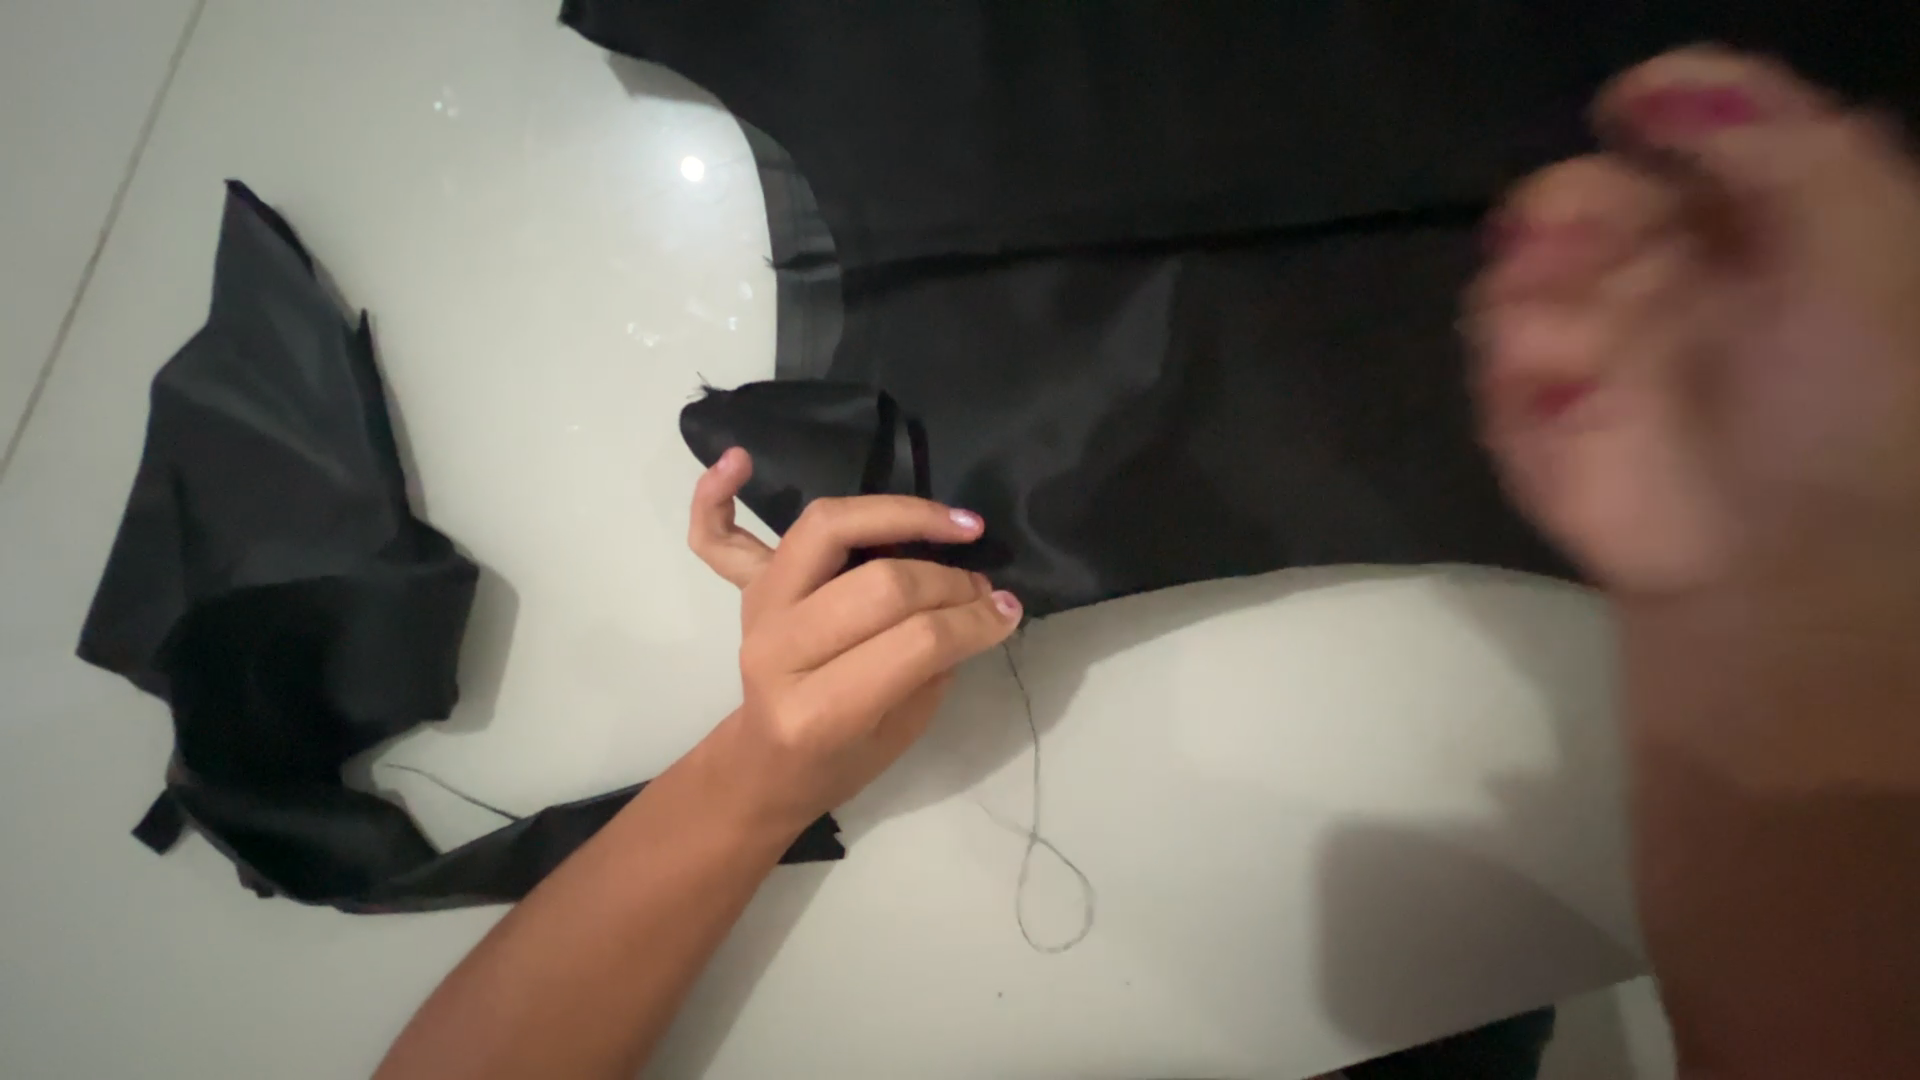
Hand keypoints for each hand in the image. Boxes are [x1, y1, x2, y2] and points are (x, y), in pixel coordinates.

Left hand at [685, 448, 1021, 831]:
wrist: (769, 766)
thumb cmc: (841, 760)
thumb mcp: (905, 728)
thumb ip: (939, 659)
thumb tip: (986, 600)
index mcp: (816, 710)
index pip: (914, 643)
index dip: (973, 621)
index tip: (1008, 612)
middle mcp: (777, 650)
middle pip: (878, 584)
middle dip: (948, 580)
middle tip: (981, 587)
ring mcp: (757, 611)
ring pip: (827, 529)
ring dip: (898, 515)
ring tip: (951, 523)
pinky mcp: (746, 591)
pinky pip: (717, 539)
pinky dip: (715, 497)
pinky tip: (739, 459)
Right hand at [1466, 47, 1919, 620]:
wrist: (1772, 555)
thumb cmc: (1852, 403)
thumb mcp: (1863, 255)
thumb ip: (1782, 155)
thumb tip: (1652, 87)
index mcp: (1759, 226)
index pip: (1691, 141)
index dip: (1660, 109)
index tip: (1625, 103)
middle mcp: (1665, 272)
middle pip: (1578, 198)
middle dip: (1568, 208)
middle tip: (1573, 240)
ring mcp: (1585, 339)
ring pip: (1515, 271)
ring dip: (1528, 286)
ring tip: (1565, 339)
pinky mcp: (1526, 403)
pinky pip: (1491, 350)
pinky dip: (1512, 358)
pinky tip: (1552, 381)